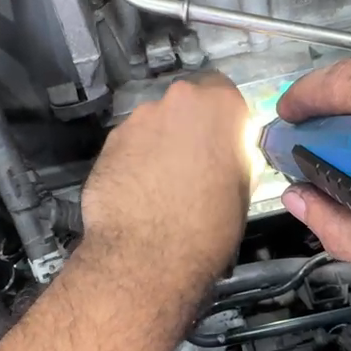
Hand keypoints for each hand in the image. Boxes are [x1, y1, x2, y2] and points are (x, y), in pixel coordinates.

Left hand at [80, 73, 249, 283]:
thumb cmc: (208, 228)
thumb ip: (236, 160)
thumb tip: (230, 157)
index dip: (224, 120)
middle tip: (195, 169)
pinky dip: (136, 164)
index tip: (224, 145)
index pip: (225, 93)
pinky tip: (141, 196)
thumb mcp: (242, 193)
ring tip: (163, 189)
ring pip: (155, 127)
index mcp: (218, 107)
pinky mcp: (109, 144)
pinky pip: (130, 148)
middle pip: (186, 107)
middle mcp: (175, 101)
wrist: (148, 257)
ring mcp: (137, 120)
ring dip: (161, 148)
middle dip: (190, 131)